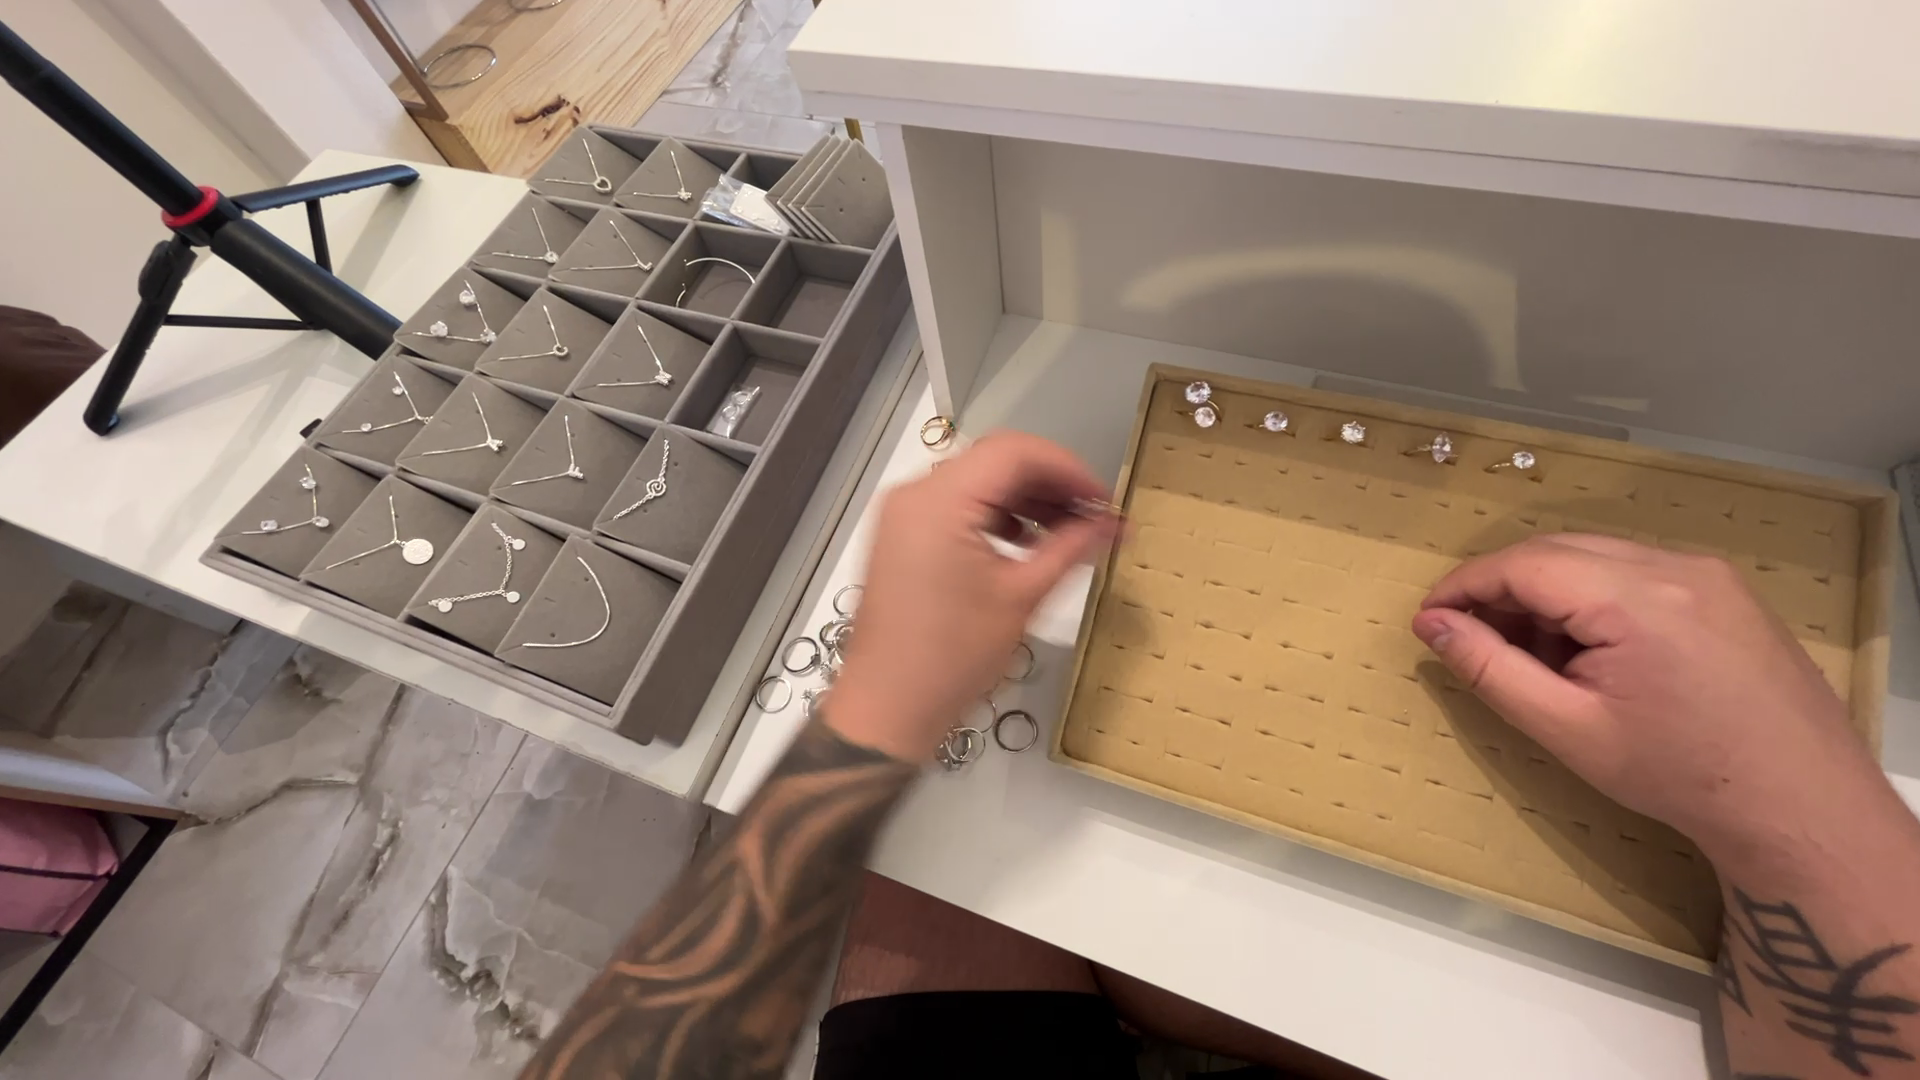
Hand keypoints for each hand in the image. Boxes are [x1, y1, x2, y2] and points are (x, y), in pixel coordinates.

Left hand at [826, 433, 1118, 761]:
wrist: (888, 706)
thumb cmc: (951, 659)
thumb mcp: (1022, 597)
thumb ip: (1071, 547)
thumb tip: (1114, 523)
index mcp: (939, 501)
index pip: (1014, 452)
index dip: (1067, 468)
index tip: (1102, 498)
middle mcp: (913, 495)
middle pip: (994, 462)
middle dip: (1048, 483)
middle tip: (1092, 515)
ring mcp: (901, 514)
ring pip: (975, 482)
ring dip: (1023, 499)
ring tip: (1066, 532)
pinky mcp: (900, 536)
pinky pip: (953, 506)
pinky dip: (992, 515)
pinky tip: (1025, 543)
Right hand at [1411, 534, 1887, 866]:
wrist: (1802, 810)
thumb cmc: (1674, 772)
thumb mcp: (1562, 726)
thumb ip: (1487, 667)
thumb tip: (1429, 623)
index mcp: (1639, 600)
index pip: (1522, 564)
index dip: (1463, 585)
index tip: (1427, 619)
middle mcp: (1677, 567)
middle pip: (1553, 551)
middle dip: (1498, 588)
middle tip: (1470, 637)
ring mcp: (1708, 575)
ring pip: (1588, 556)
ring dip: (1540, 593)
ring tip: (1528, 653)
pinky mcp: (1723, 590)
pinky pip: (1627, 570)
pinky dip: (1583, 597)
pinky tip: (1581, 649)